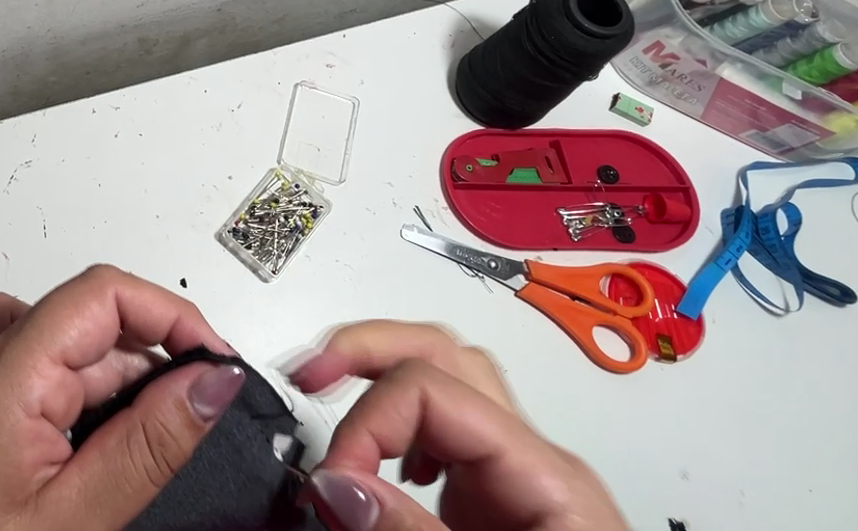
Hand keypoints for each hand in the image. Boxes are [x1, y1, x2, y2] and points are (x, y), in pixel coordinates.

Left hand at [0, 265, 247, 530]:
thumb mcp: (73, 522)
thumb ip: (148, 445)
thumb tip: (209, 383)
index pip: (99, 295)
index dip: (169, 314)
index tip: (214, 356)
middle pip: (80, 319)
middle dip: (146, 357)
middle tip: (189, 414)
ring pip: (56, 342)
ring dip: (112, 378)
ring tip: (138, 445)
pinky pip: (28, 370)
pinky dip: (74, 394)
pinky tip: (90, 449)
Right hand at [291, 321, 627, 530]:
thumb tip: (337, 482)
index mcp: (549, 480)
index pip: (430, 389)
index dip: (368, 422)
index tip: (331, 484)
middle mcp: (536, 464)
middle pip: (444, 352)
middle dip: (365, 351)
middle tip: (308, 374)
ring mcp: (520, 481)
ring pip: (446, 376)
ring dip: (380, 372)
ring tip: (326, 389)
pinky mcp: (502, 506)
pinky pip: (446, 427)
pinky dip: (400, 423)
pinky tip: (384, 463)